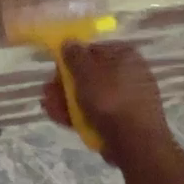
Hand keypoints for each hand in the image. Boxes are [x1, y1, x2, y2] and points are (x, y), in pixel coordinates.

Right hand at [42, 41, 177, 163]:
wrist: (137, 143)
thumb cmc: (111, 100)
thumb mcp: (87, 73)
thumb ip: (74, 56)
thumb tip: (69, 41)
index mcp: (124, 55)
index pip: (92, 50)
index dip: (71, 59)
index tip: (55, 70)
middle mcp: (128, 73)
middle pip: (89, 74)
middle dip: (64, 83)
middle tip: (47, 92)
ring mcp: (126, 98)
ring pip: (91, 95)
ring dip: (66, 100)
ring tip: (48, 106)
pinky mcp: (122, 120)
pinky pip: (98, 112)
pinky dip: (79, 114)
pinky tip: (60, 118)